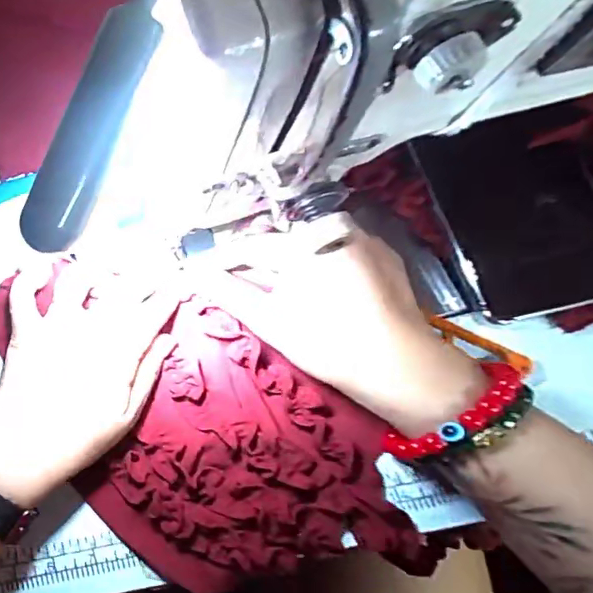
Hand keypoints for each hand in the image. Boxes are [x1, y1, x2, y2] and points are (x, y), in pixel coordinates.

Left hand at [0, 259, 179, 508]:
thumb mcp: (126, 416)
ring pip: (76, 279)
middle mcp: (91, 328)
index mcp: (121, 351)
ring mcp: (54, 326)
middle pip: (122, 288)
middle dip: (143, 275)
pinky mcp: (24, 330)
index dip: (168, 295)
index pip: (152, 311)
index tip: (178, 285)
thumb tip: (167, 339)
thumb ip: (148, 372)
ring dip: (93, 269)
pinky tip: (41, 272)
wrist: (22, 452)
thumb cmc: (80, 440)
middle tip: (152, 271)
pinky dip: (30, 277)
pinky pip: (23, 294)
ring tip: (103, 273)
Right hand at [190, 214, 484, 435]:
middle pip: (280, 245)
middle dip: (256, 265)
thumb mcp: (270, 321)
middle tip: (237, 286)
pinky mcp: (383, 252)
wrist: (399, 365)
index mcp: (302, 242)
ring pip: (310, 248)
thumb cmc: (327, 345)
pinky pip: (339, 252)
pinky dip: (322, 267)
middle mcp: (333, 227)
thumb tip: (194, 273)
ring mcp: (362, 237)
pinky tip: (319, 292)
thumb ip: (228, 292)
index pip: (249, 246)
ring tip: (278, 292)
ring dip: (289, 265)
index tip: (200, 269)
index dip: (221, 260)